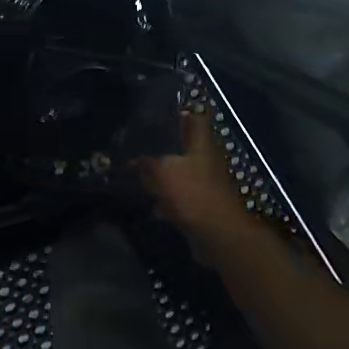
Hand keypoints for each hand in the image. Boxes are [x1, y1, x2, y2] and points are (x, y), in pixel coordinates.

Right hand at [144, 110, 249, 239]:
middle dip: (158, 151)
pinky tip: (155, 208)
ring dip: (159, 178)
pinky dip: (166, 202)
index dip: (175, 113)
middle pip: (179, 146)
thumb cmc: (193, 194)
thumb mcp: (163, 170)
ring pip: (176, 172)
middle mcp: (203, 158)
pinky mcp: (199, 205)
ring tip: (139, 181)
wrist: (218, 235)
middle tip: (135, 154)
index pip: (192, 117)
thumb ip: (145, 159)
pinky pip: (178, 197)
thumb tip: (130, 156)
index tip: (151, 116)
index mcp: (201, 142)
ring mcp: (202, 182)